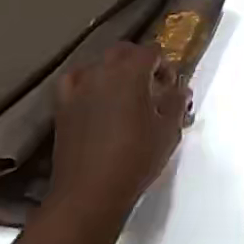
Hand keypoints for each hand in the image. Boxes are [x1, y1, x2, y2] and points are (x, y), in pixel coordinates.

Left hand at [46, 42, 190, 222]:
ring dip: (115, 71)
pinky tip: (94, 97)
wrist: (90, 192)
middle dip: (139, 62)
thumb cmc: (135, 160)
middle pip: (123, 51)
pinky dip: (88, 82)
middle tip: (152, 87)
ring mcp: (78, 87)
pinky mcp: (62, 105)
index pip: (151, 51)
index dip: (164, 65)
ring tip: (125, 95)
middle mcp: (102, 72)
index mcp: (130, 73)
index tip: (171, 86)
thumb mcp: (167, 132)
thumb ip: (176, 104)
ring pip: (99, 64)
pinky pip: (76, 81)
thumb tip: (180, 89)